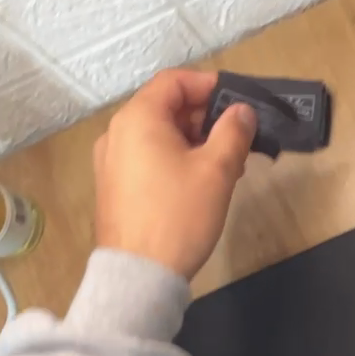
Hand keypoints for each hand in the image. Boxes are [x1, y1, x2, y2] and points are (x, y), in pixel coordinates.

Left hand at [94, 69, 257, 278]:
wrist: (140, 273)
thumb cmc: (180, 215)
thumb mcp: (216, 171)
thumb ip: (233, 133)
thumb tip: (242, 112)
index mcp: (138, 118)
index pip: (175, 82)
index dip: (210, 86)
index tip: (240, 102)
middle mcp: (118, 132)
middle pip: (166, 108)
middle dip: (206, 118)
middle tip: (240, 139)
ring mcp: (112, 161)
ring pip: (159, 135)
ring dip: (195, 141)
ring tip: (227, 165)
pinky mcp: (115, 186)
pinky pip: (149, 158)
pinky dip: (176, 159)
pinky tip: (200, 183)